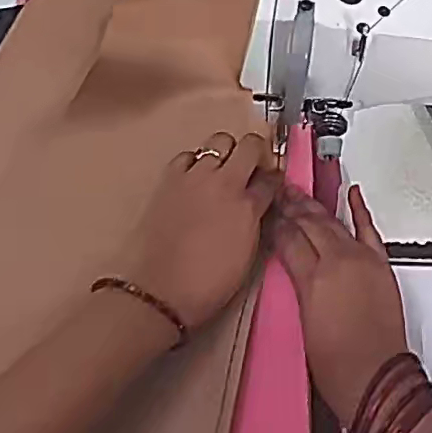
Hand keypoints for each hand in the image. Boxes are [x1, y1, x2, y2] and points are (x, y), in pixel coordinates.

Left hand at [117, 132, 282, 327]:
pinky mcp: (169, 178)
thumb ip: (255, 220)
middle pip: (250, 144)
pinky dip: (194, 162)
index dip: (273, 178)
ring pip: (219, 141)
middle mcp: (225, 183)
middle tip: (249, 169)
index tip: (270, 183)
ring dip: (226, 152)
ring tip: (220, 171)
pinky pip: (188, 155)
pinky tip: (193, 179)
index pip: (271, 177)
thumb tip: (257, 203)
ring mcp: (196, 176)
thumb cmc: (207, 284)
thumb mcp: (246, 254)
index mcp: (248, 206)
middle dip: (254, 152)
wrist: (158, 292)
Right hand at [272, 184, 408, 418]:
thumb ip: (298, 285)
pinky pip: (368, 229)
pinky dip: (360, 210)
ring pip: (333, 222)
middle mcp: (337, 261)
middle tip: (280, 194)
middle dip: (293, 207)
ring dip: (316, 206)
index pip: (289, 239)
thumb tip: (293, 264)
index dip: (277, 224)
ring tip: (301, 193)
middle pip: (310, 224)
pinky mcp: (380, 263)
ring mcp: (361, 259)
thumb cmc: (337, 366)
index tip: (268, 214)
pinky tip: (352, 194)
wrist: (376, 380)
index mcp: (313, 279)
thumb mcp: (302, 323)